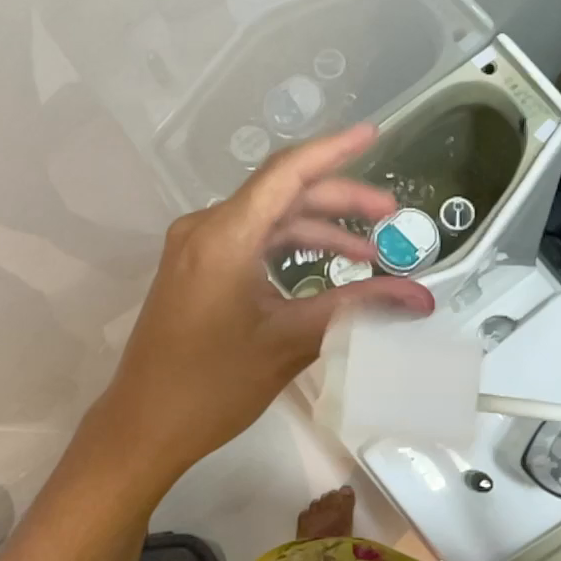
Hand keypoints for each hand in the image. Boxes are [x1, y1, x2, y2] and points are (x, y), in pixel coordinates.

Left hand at [82, 123, 433, 488]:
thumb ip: (356, 308)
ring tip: (369, 253)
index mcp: (224, 237)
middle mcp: (204, 229)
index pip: (287, 174)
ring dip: (316, 229)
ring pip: (267, 219)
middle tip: (392, 218)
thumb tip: (419, 297)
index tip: (376, 133)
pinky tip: (323, 267)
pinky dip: (288, 248)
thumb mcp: (289, 341)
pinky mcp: (194, 269)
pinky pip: (249, 241)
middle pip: (281, 195)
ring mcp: (195, 248)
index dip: (334, 150)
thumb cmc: (211, 386)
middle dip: (339, 202)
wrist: (142, 427)